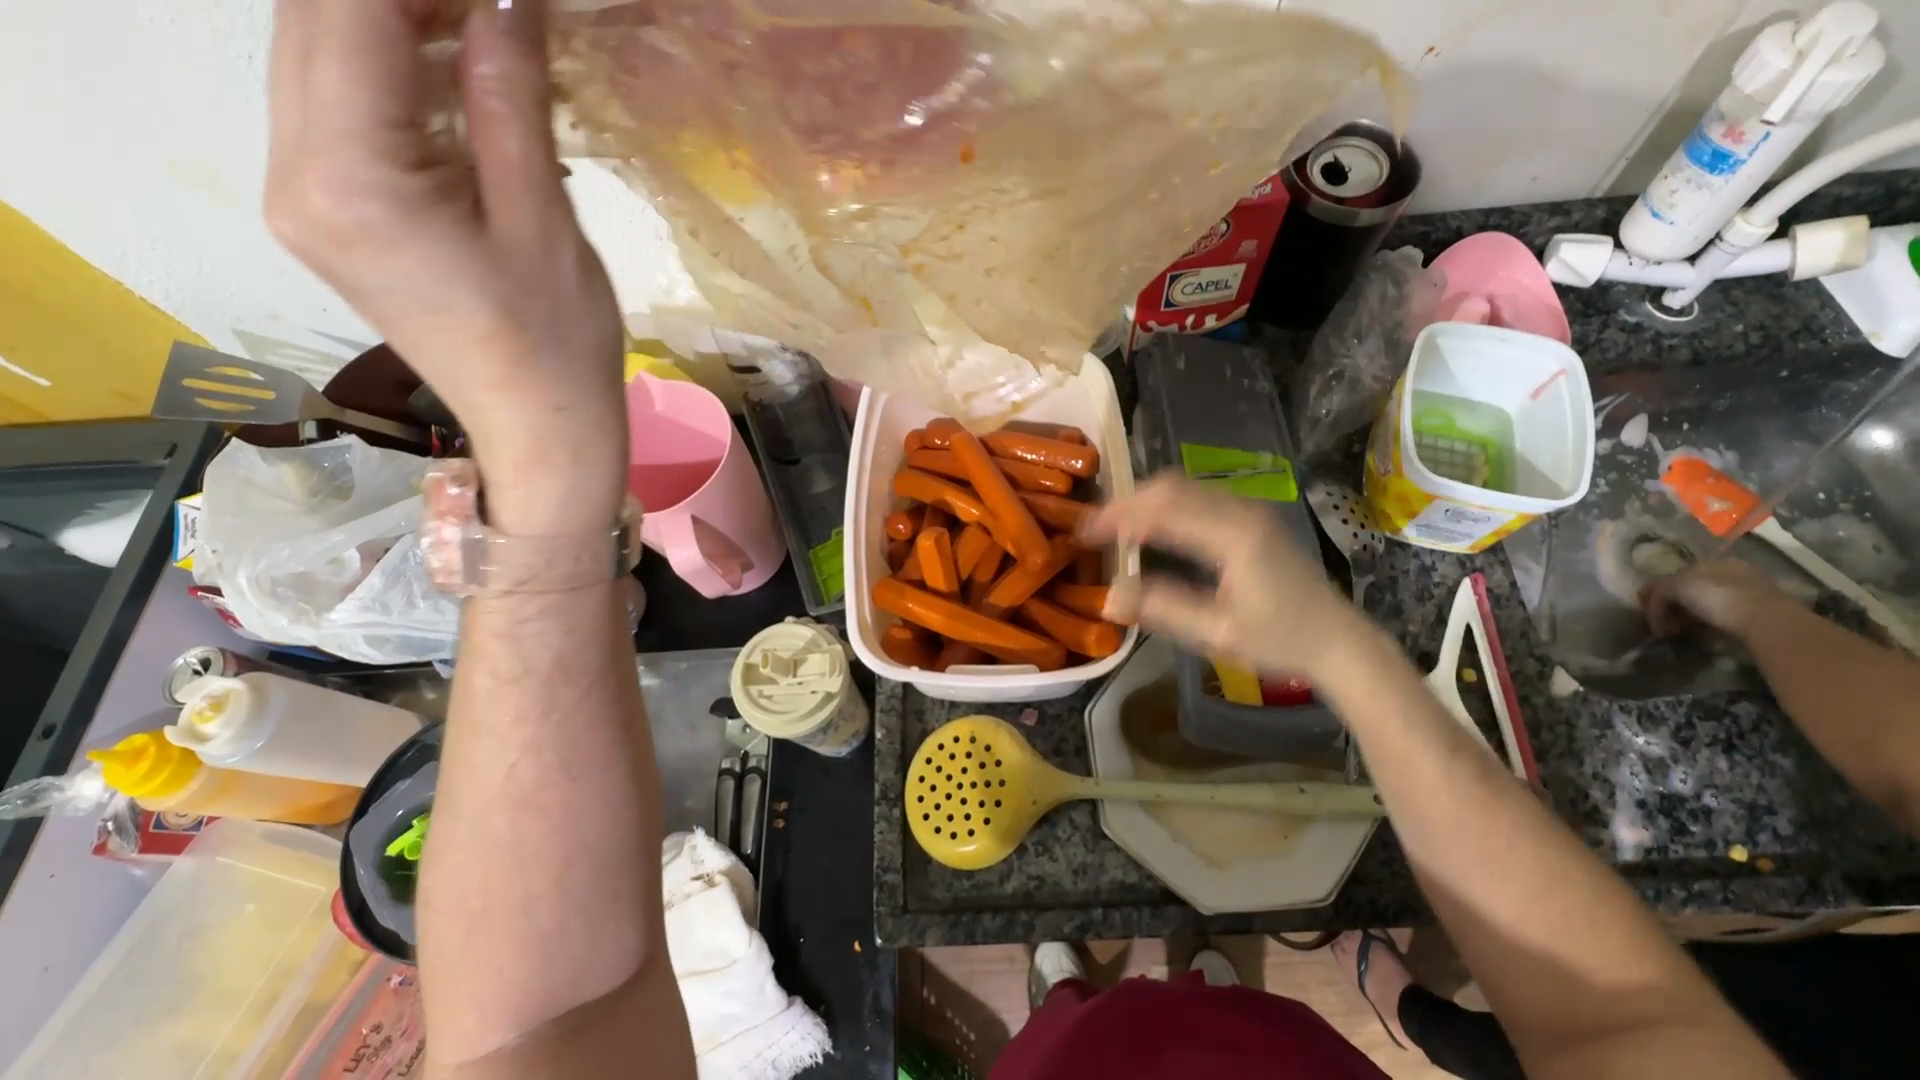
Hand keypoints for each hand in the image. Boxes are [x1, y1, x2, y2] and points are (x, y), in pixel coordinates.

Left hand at [264, 0, 624, 532]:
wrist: (537, 430)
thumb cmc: (555, 342)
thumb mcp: (542, 216)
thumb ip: (508, 95)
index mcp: (350, 179)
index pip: (349, 15)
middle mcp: (293, 176)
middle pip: (312, 21)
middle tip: (493, 4)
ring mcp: (298, 195)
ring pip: (316, 54)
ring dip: (392, 21)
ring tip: (484, 22)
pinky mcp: (323, 211)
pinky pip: (336, 105)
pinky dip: (389, 67)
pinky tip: (456, 68)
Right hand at [1078, 472, 1369, 680]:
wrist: (1337, 639)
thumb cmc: (1280, 641)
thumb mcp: (1217, 633)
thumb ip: (1163, 609)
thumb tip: (1109, 599)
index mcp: (1234, 537)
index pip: (1163, 510)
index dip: (1119, 517)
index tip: (1083, 532)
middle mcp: (1243, 511)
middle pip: (1171, 487)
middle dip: (1126, 502)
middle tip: (1092, 527)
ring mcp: (1250, 509)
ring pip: (1184, 485)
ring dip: (1145, 500)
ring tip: (1113, 525)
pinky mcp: (1252, 516)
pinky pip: (1199, 495)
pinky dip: (1166, 503)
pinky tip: (1150, 525)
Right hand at [1641, 559, 1790, 638]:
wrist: (1767, 623)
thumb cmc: (1719, 598)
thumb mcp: (1677, 587)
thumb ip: (1657, 591)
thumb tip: (1649, 602)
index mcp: (1712, 562)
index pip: (1674, 575)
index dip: (1656, 592)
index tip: (1647, 611)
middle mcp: (1730, 574)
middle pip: (1689, 590)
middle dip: (1672, 607)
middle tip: (1663, 626)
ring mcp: (1746, 594)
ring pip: (1704, 605)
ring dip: (1688, 619)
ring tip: (1681, 634)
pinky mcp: (1756, 615)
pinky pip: (1720, 619)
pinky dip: (1706, 627)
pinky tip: (1702, 636)